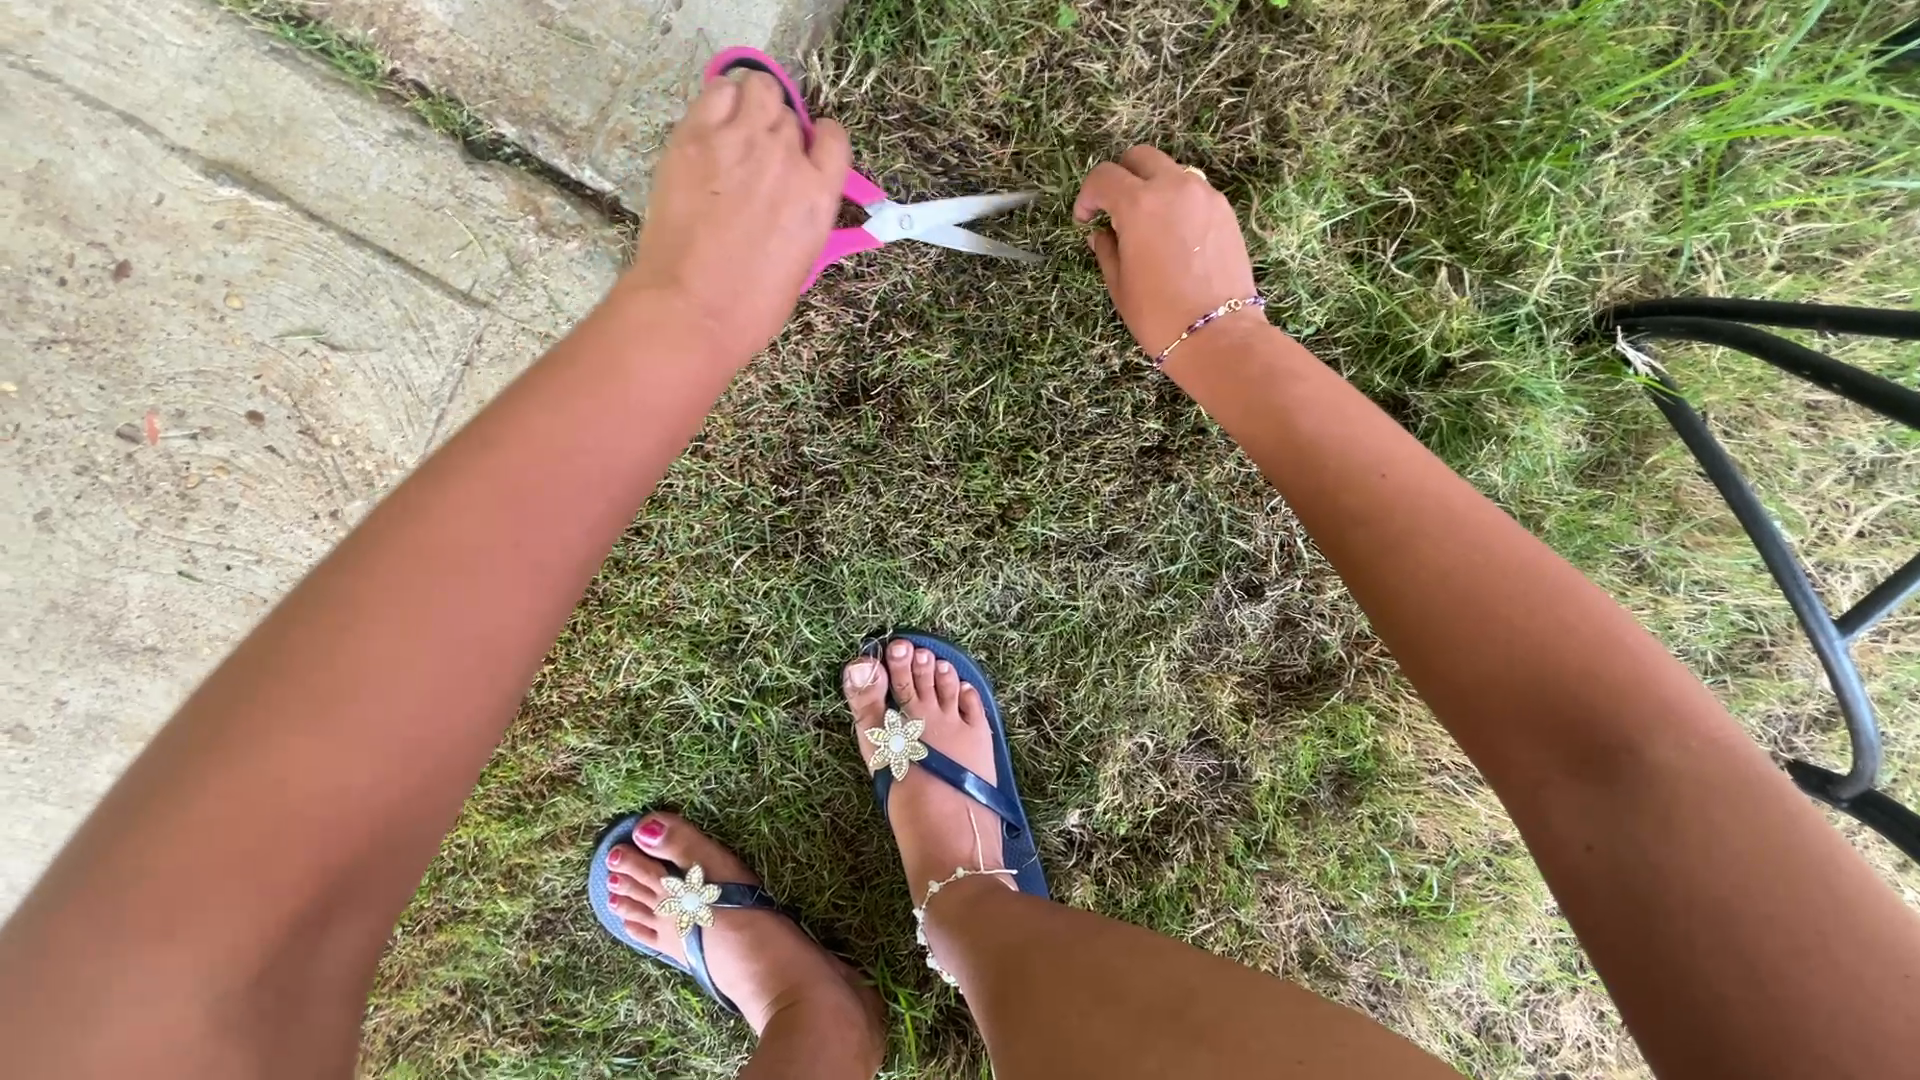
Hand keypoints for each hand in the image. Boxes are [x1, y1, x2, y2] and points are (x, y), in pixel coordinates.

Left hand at [624, 70, 851, 363]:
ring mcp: (738, 141)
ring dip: (752, 105)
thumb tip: (792, 199)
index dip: (817, 143)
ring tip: (736, 132)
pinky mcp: (694, 136)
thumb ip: (803, 216)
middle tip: (758, 157)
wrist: (693, 307)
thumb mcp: (800, 262)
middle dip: (778, 131)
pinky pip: (716, 93)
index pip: (833, 138)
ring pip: (757, 89)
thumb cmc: (750, 304)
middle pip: (790, 115)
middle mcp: (785, 157)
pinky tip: (711, 129)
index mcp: (819, 195)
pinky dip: (719, 102)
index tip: (804, 155)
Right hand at [1075, 147, 1262, 360]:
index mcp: (1138, 205)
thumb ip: (1107, 250)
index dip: (1088, 196)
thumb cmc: (1158, 315)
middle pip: (1140, 158)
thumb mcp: (1120, 285)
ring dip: (1151, 188)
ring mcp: (1203, 195)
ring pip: (1170, 171)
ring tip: (1146, 225)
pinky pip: (1193, 192)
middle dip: (1121, 178)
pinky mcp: (1224, 210)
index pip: (1104, 177)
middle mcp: (1173, 187)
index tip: (1085, 220)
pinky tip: (1173, 237)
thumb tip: (1102, 234)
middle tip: (1113, 210)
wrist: (1216, 335)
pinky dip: (1176, 202)